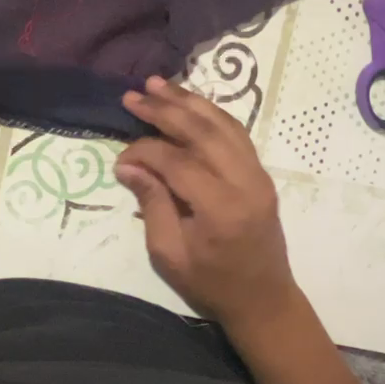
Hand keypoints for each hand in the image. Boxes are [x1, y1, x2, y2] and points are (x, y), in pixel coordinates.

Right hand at [115, 76, 301, 326]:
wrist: (263, 299)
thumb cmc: (211, 284)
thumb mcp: (170, 254)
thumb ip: (152, 204)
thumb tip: (128, 164)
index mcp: (221, 208)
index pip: (177, 162)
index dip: (145, 152)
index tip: (121, 157)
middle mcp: (245, 183)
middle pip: (202, 132)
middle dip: (165, 110)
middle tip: (134, 95)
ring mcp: (258, 175)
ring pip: (223, 124)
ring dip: (190, 102)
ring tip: (159, 85)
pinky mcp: (261, 174)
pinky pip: (236, 133)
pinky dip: (211, 114)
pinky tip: (189, 104)